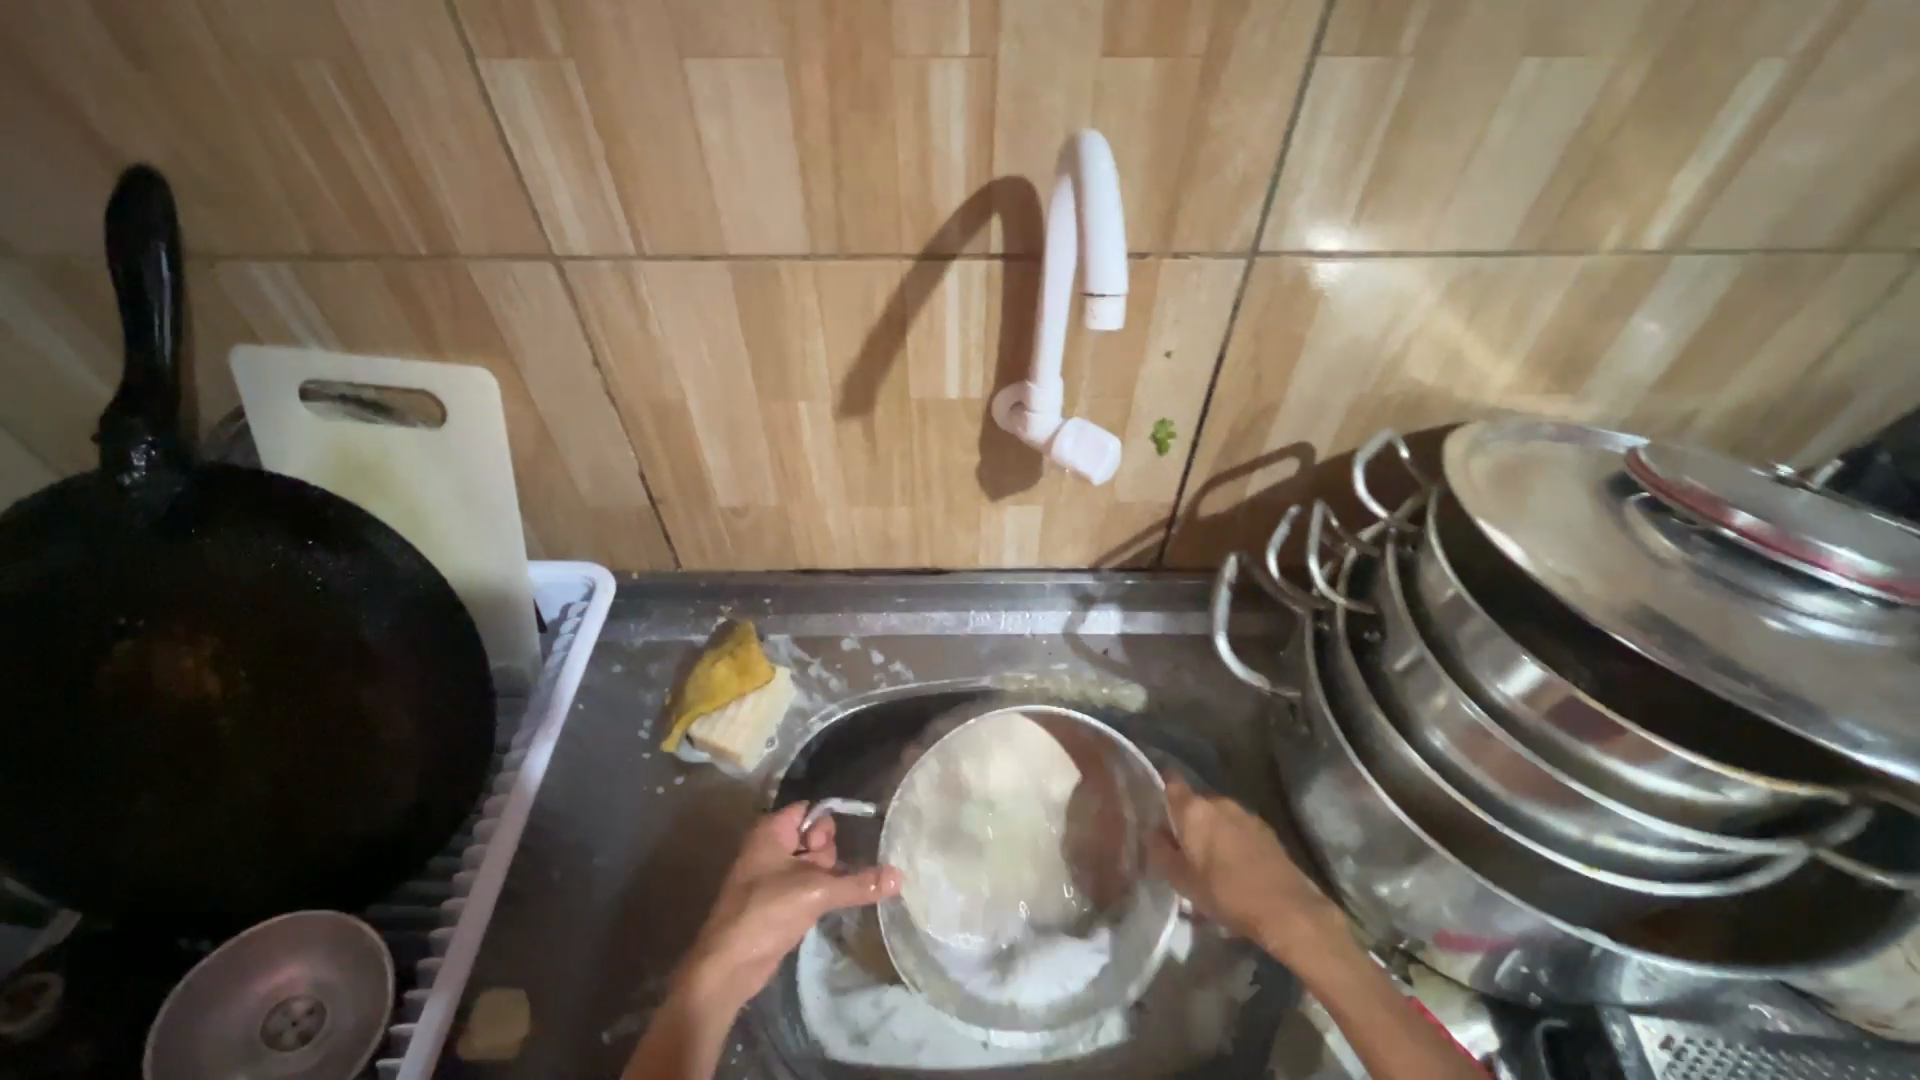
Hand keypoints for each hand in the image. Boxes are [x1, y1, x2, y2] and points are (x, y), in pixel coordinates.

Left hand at [676, 802, 901, 1010]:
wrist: (729, 965)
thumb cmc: (766, 912)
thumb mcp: (817, 892)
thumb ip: (858, 883)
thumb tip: (899, 877)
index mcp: (772, 830)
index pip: (810, 810)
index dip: (828, 825)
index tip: (845, 846)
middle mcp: (770, 847)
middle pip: (814, 837)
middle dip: (829, 856)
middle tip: (824, 878)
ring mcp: (772, 875)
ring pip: (813, 865)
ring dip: (828, 878)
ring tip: (832, 894)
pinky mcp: (777, 901)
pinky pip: (807, 886)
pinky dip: (821, 893)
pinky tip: (833, 905)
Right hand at [1147, 776, 1346, 967]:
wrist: (1286, 909)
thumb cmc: (1225, 892)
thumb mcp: (1181, 880)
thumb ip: (1161, 852)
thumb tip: (1155, 833)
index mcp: (1195, 810)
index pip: (1172, 782)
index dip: (1162, 790)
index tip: (1156, 807)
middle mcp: (1220, 802)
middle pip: (1196, 803)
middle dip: (1187, 820)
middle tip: (1181, 847)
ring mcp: (1247, 815)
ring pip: (1219, 817)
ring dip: (1211, 832)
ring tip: (1209, 861)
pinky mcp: (1267, 831)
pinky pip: (1239, 829)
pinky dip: (1232, 840)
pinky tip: (1234, 866)